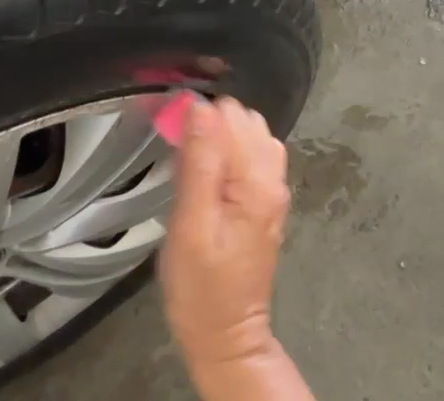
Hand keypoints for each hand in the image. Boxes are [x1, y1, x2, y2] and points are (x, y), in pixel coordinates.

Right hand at [158, 96, 291, 370]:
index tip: (170, 134)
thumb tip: (199, 107)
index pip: (231, 114)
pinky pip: (249, 156)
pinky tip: (204, 174)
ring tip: (188, 161)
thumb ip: (199, 161)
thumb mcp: (190, 223)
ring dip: (218, 136)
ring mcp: (272, 191)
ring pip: (248, 135)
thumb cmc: (200, 285)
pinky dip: (226, 152)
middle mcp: (273, 179)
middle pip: (244, 119)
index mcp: (257, 181)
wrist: (224, 336)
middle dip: (209, 122)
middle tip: (177, 152)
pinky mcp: (263, 202)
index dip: (197, 115)